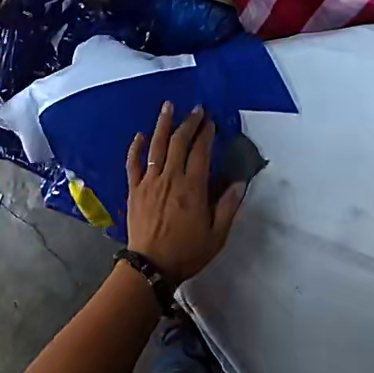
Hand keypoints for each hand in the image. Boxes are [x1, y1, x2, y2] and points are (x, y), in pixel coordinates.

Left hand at [124, 102, 246, 285]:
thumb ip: (228, 206)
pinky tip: (140, 135)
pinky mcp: (134, 189)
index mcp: (192, 188)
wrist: (151, 265)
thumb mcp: (217, 234)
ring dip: (163, 125)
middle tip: (196, 109)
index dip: (207, 135)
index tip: (211, 122)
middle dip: (189, 123)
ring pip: (156, 146)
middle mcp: (170, 178)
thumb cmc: (187, 252)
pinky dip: (136, 147)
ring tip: (168, 107)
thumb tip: (240, 182)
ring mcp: (149, 182)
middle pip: (179, 143)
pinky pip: (133, 163)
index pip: (201, 153)